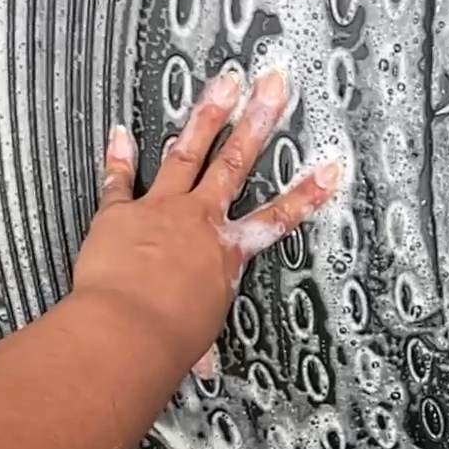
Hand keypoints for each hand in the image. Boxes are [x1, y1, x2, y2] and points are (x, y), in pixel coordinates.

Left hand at [68, 69, 343, 370]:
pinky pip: (120, 180)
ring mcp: (161, 211)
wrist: (129, 328)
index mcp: (227, 254)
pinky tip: (120, 131)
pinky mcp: (121, 213)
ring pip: (188, 153)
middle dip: (258, 122)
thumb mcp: (199, 339)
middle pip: (236, 164)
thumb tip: (202, 366)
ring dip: (207, 116)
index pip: (277, 219)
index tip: (329, 169)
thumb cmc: (170, 339)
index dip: (307, 194)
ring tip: (223, 83)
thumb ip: (201, 342)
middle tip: (273, 87)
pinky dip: (118, 156)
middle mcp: (200, 223)